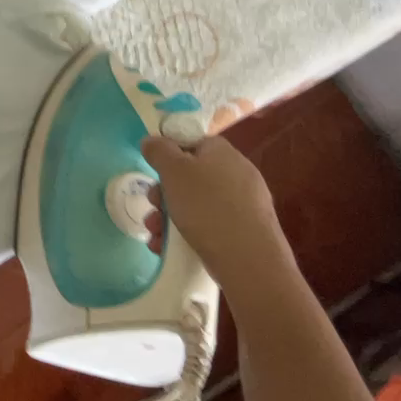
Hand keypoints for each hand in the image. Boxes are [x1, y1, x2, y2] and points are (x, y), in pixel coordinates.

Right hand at [141, 135, 297, 295]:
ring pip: (194, 204)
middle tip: (152, 207)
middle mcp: (237, 175)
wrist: (248, 260)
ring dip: (167, 216)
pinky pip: (207, 224)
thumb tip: (152, 140)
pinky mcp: (243, 231)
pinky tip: (168, 246)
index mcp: (223, 154)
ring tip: (155, 234)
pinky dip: (185, 233)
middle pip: (190, 176)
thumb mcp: (174, 171)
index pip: (194, 142)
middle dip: (163, 193)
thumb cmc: (206, 207)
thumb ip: (159, 151)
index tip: (154, 170)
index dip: (170, 152)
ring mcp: (242, 205)